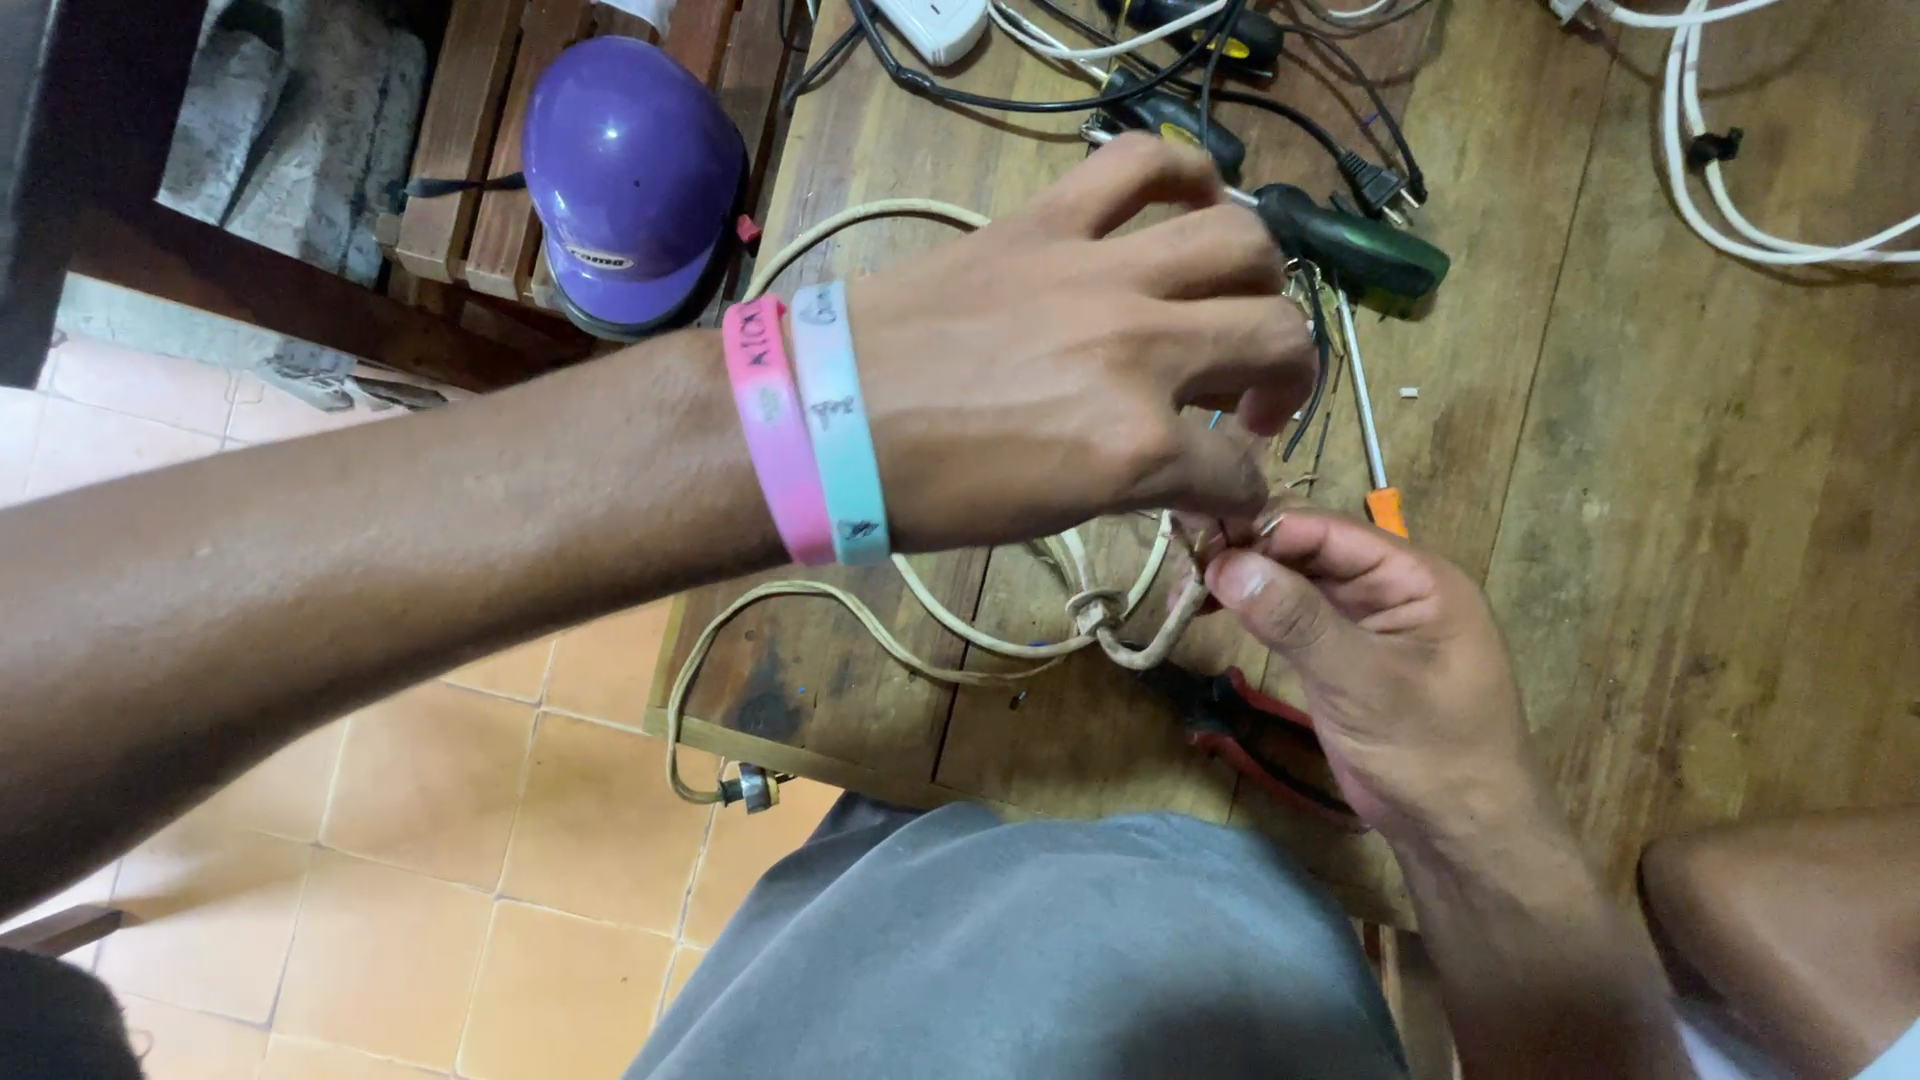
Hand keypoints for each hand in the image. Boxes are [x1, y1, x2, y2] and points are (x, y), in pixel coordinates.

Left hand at [844, 134, 1315, 551]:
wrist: (826, 422)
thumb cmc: (927, 492)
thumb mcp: (1048, 511)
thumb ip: (1133, 482)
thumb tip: (1179, 467)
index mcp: (1133, 447)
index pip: (1234, 474)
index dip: (1244, 496)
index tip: (1229, 498)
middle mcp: (1138, 349)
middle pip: (1276, 337)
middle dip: (1288, 382)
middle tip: (1248, 406)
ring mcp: (1095, 274)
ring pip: (1239, 241)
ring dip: (1260, 280)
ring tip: (1234, 305)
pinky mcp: (1044, 224)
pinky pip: (1141, 164)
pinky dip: (1185, 173)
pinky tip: (1196, 198)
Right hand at [1203, 507, 1542, 840]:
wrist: (1458, 835)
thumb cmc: (1429, 753)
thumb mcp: (1363, 681)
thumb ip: (1297, 620)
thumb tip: (1226, 564)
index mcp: (1415, 576)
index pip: (1328, 531)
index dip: (1263, 531)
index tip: (1200, 543)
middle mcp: (1388, 586)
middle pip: (1306, 550)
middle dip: (1246, 554)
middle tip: (1181, 566)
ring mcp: (1361, 619)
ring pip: (1292, 581)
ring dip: (1242, 581)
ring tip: (1184, 589)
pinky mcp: (1337, 652)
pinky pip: (1289, 615)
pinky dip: (1252, 610)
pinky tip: (1211, 610)